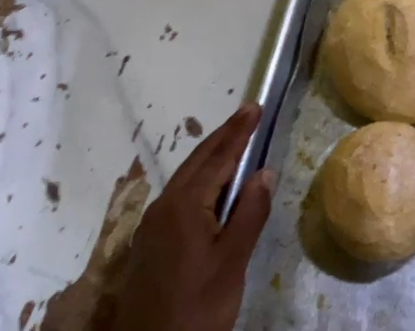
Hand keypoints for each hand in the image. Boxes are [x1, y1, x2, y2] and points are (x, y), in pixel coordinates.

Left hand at [109, 104, 275, 330]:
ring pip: (186, 178)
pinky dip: (199, 179)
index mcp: (184, 205)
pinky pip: (178, 196)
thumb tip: (264, 172)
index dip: (238, 132)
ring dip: (211, 157)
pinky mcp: (150, 243)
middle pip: (198, 161)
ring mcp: (153, 225)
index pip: (218, 158)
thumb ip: (249, 214)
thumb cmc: (196, 308)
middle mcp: (164, 207)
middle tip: (247, 113)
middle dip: (224, 136)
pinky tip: (211, 187)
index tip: (254, 106)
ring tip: (234, 142)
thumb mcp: (231, 263)